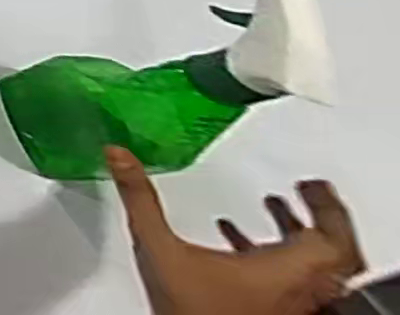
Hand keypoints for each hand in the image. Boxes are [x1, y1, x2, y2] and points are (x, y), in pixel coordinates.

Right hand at [106, 145, 365, 313]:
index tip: (315, 185)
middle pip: (333, 256)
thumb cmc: (193, 307)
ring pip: (316, 270)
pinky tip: (239, 241)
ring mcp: (293, 306)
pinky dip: (277, 256)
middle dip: (320, 220)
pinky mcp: (276, 311)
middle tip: (306, 194)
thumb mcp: (157, 244)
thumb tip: (119, 154)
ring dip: (299, 237)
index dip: (326, 208)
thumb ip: (140, 198)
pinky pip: (295, 282)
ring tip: (277, 210)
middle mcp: (302, 292)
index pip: (328, 239)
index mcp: (285, 273)